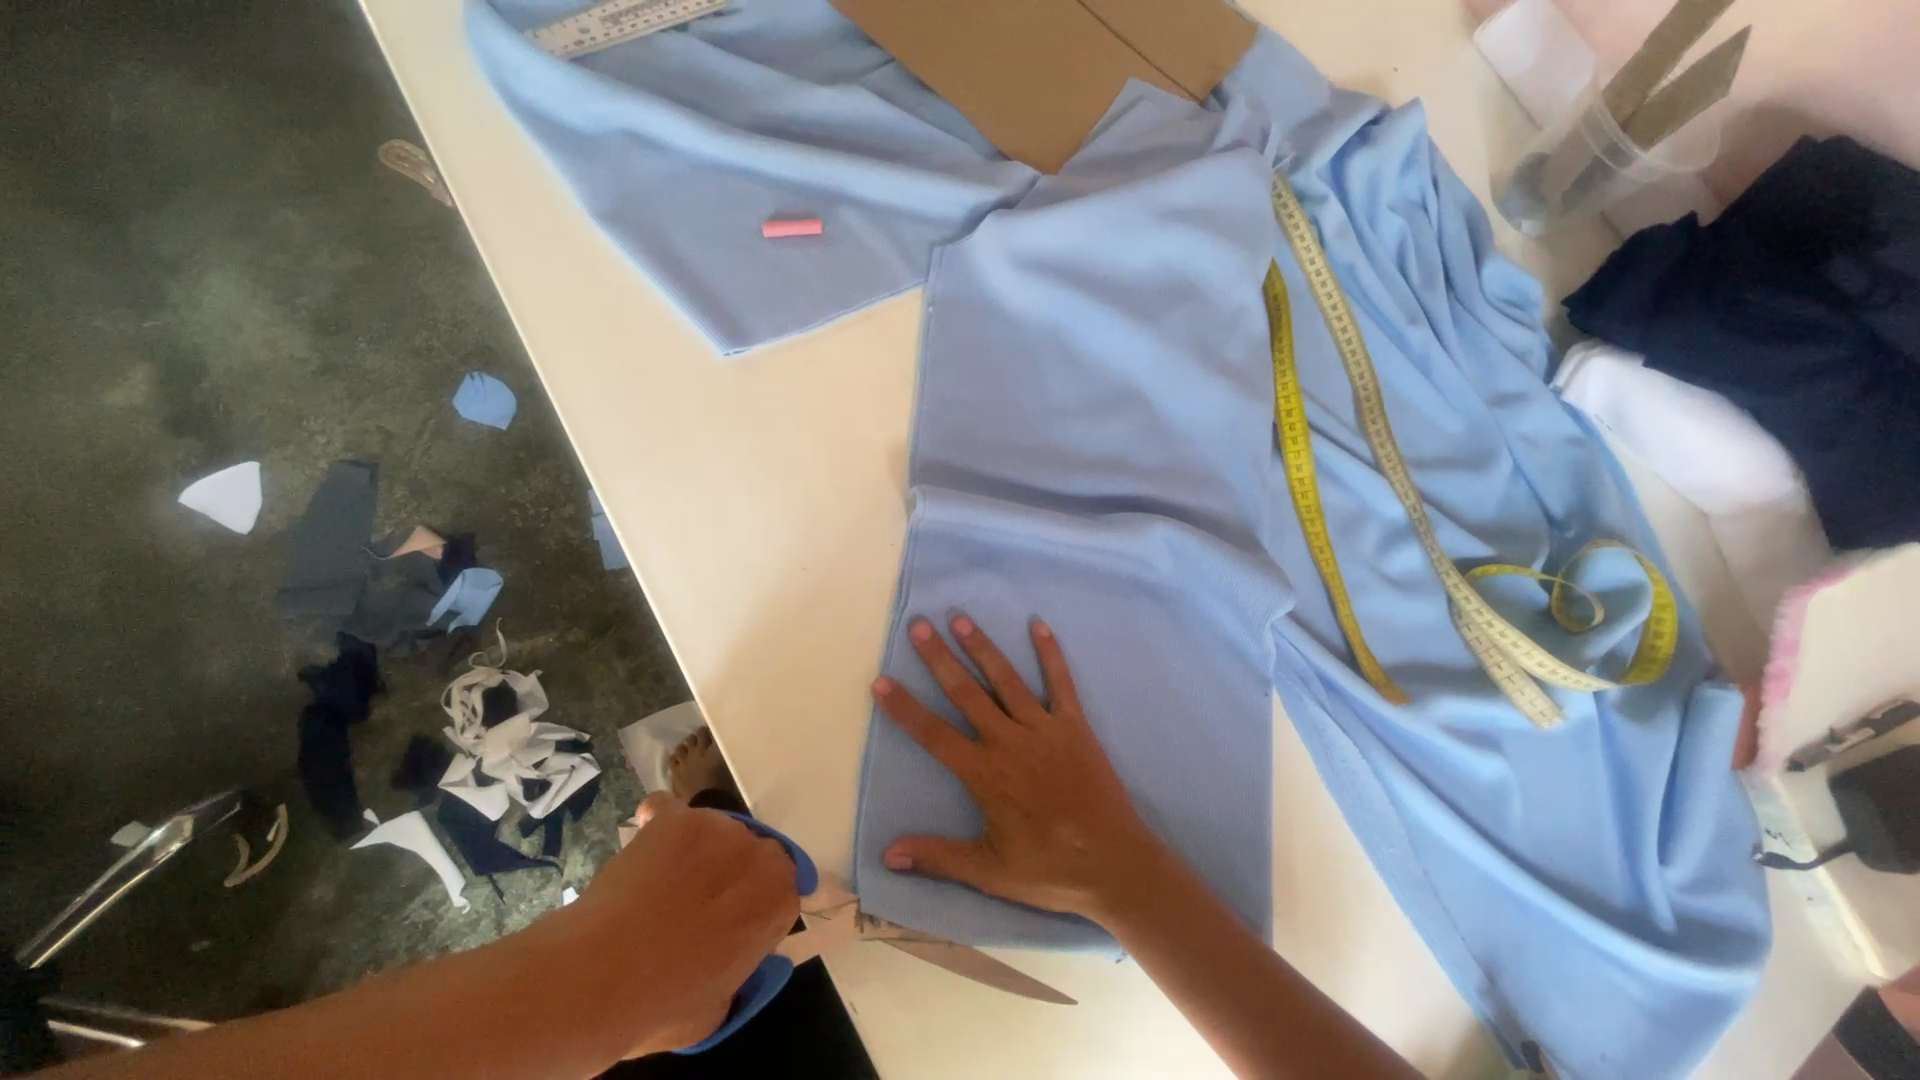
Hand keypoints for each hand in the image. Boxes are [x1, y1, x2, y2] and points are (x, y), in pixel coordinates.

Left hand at [566, 793, 799, 1056]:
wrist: (600, 976)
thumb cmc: (664, 1002)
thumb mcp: (719, 1006)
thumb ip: (736, 968)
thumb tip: (726, 958)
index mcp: (779, 899)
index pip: (779, 891)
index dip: (752, 908)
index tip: (729, 927)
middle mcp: (758, 854)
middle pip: (750, 854)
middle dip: (729, 874)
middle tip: (694, 907)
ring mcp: (716, 828)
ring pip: (712, 832)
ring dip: (695, 851)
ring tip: (658, 884)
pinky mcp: (674, 817)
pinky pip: (667, 809)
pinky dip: (657, 823)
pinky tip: (642, 848)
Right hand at [871, 615, 1167, 924]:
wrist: (1116, 864)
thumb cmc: (1050, 870)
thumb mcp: (988, 871)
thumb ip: (938, 857)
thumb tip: (887, 854)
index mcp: (985, 774)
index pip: (934, 734)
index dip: (905, 708)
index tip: (880, 681)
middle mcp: (1011, 742)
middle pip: (966, 693)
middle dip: (939, 658)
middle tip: (918, 626)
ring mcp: (1045, 730)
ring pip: (1006, 680)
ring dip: (983, 647)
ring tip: (961, 618)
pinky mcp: (1076, 727)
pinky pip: (1061, 683)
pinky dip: (1051, 654)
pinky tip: (1039, 625)